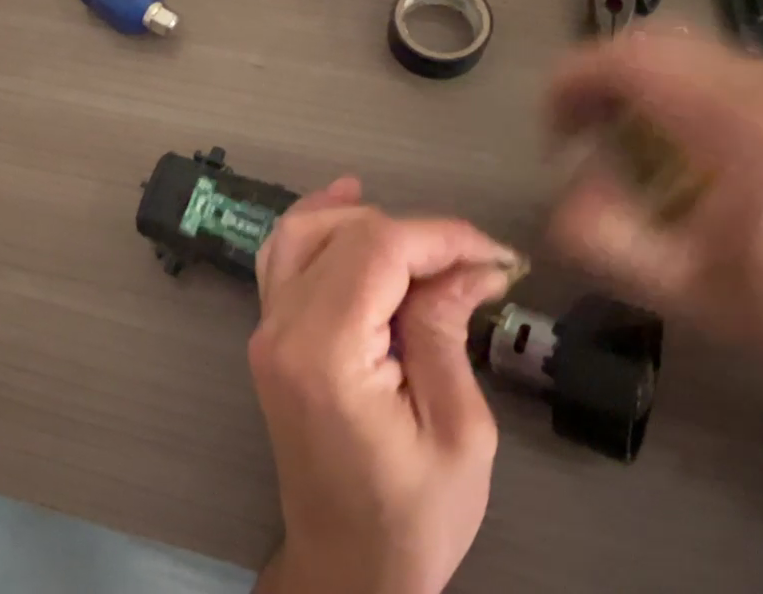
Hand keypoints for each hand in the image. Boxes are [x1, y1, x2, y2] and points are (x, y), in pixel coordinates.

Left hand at [249, 178, 523, 593]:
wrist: (348, 569)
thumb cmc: (413, 518)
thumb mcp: (459, 432)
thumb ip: (448, 332)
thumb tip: (470, 264)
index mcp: (325, 355)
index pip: (377, 249)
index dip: (441, 237)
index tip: (495, 257)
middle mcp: (281, 330)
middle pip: (342, 234)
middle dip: (414, 232)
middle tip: (473, 264)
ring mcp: (266, 331)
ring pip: (301, 232)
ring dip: (362, 219)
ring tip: (424, 235)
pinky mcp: (271, 338)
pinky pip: (285, 259)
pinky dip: (319, 227)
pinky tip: (350, 205)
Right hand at [545, 32, 762, 404]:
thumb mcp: (675, 291)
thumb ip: (599, 234)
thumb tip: (569, 181)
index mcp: (755, 133)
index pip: (638, 60)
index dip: (575, 80)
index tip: (555, 129)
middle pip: (657, 43)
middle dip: (598, 80)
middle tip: (579, 134)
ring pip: (684, 49)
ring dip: (633, 84)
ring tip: (619, 140)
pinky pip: (716, 65)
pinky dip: (670, 90)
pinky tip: (670, 141)